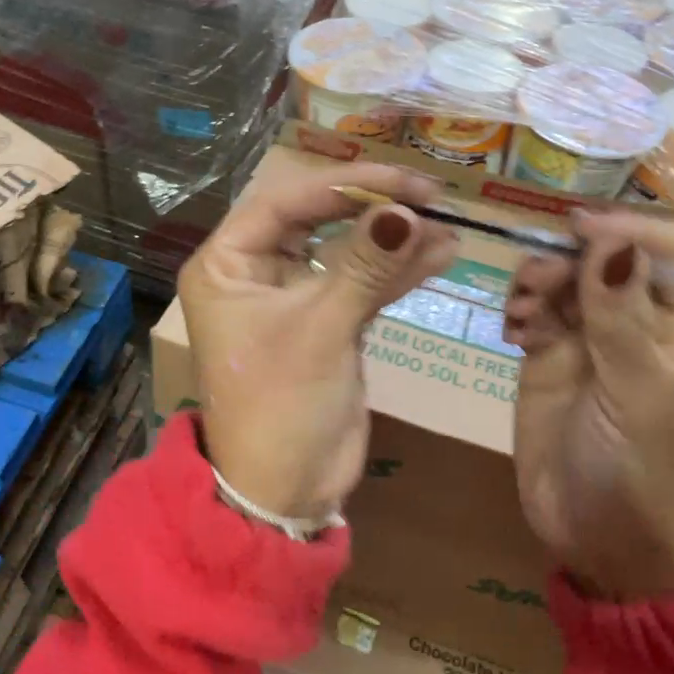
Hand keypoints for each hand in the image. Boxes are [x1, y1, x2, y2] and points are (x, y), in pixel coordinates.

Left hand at [178, 164, 457, 522]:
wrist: (286, 491)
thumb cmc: (281, 407)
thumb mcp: (322, 330)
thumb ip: (365, 267)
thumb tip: (407, 210)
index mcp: (226, 265)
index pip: (285, 201)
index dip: (346, 185)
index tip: (404, 181)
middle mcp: (254, 273)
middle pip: (317, 219)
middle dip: (373, 209)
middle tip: (431, 197)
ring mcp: (292, 299)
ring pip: (345, 252)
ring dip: (394, 241)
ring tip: (447, 226)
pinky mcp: (325, 325)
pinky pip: (362, 285)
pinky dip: (397, 273)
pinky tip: (439, 255)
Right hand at [503, 210, 673, 598]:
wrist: (594, 534)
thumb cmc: (639, 466)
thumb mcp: (639, 391)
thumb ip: (620, 314)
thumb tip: (612, 237)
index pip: (673, 250)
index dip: (631, 230)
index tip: (579, 229)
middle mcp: (643, 321)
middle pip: (608, 256)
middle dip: (571, 259)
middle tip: (538, 283)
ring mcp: (592, 338)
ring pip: (564, 277)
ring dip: (538, 280)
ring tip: (521, 313)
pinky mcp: (549, 356)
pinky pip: (534, 309)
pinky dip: (520, 308)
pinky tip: (513, 330)